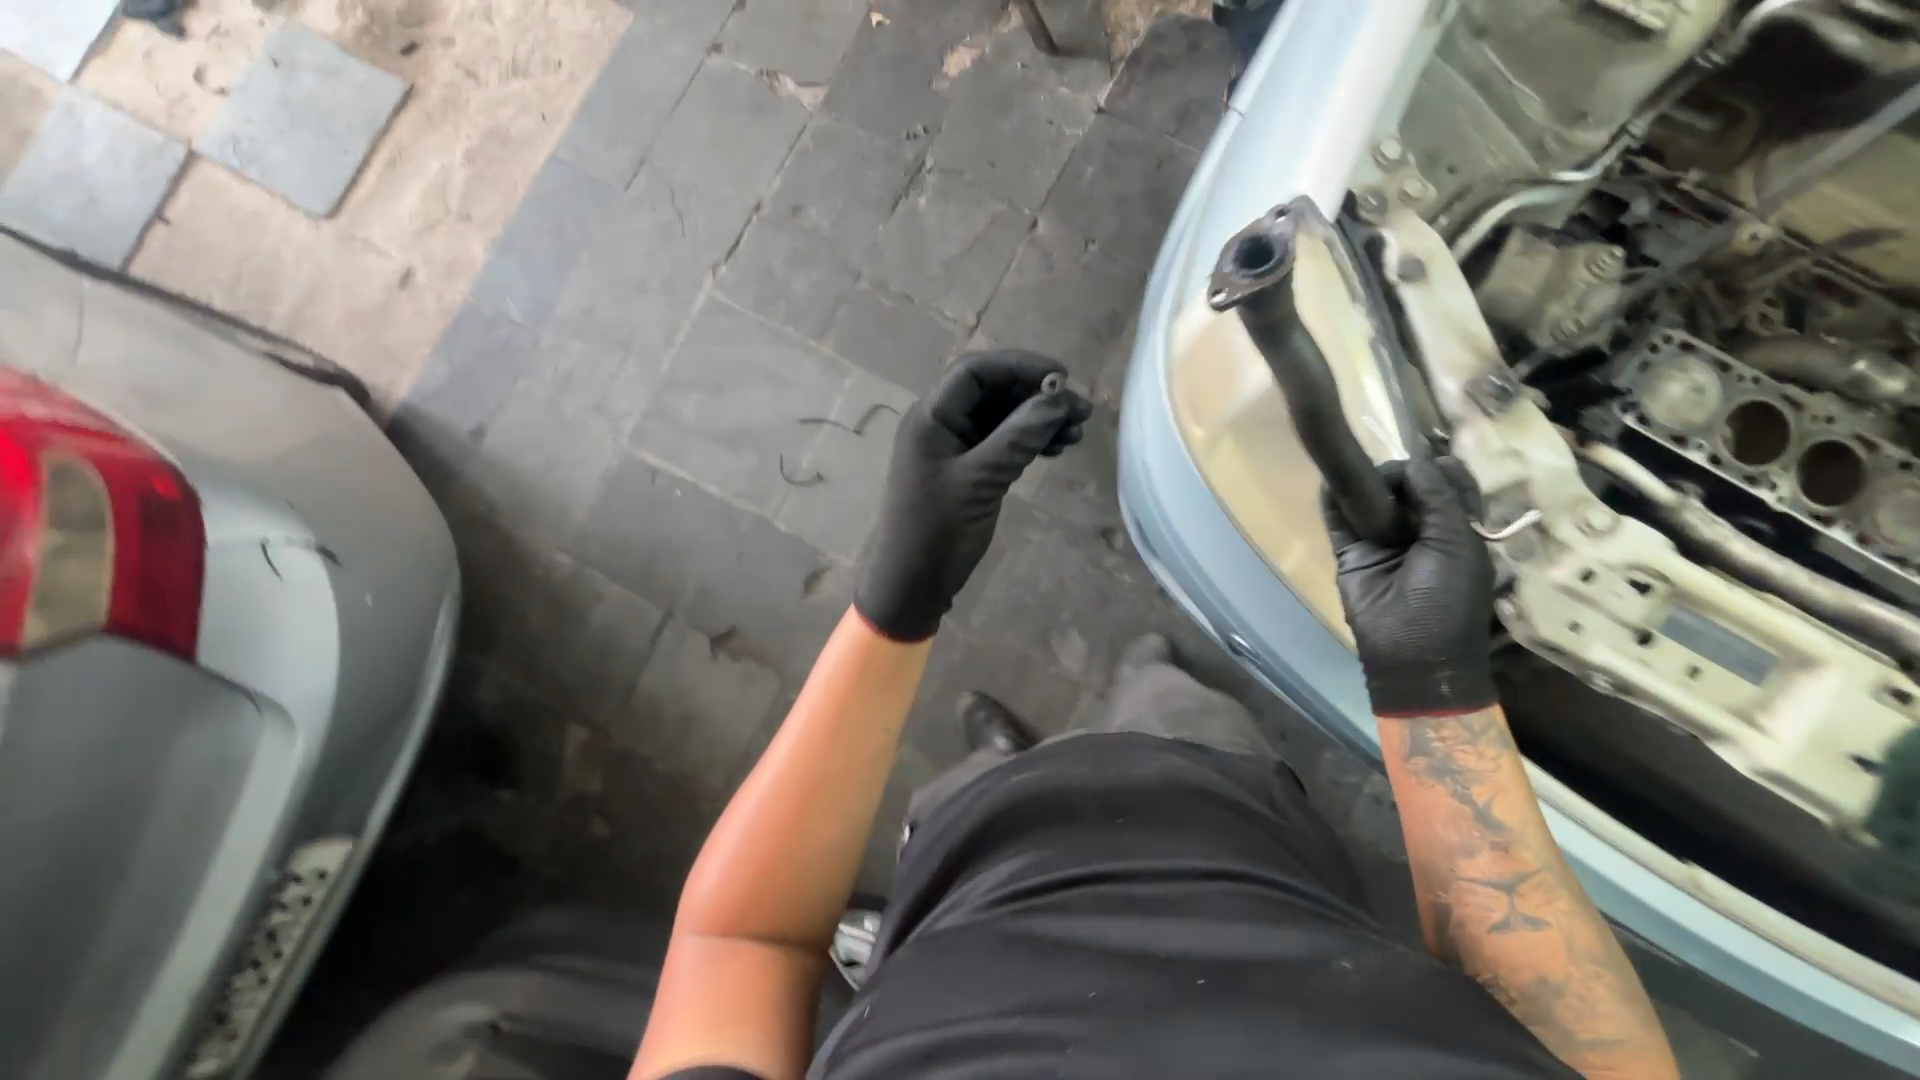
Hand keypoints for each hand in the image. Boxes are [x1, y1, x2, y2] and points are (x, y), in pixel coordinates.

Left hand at [855, 351, 1091, 641]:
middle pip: (994, 391)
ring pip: (1003, 418)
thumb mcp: (979, 481)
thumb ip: (1018, 438)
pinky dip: (1031, 442)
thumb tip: (1059, 399)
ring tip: (1077, 433)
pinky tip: (1058, 450)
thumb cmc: (936, 531)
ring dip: (1039, 420)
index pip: (976, 371)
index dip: (1021, 366)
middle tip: (1081, 412)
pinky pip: (1004, 443)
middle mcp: (942, 424)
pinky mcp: (971, 470)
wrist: (912, 583)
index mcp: (931, 417)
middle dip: (1037, 396)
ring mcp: (957, 448)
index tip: (1063, 378)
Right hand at [1323, 457, 1496, 716]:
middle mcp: (1419, 531)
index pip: (1447, 484)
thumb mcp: (1457, 543)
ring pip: (1371, 500)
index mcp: (1456, 530)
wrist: (1413, 654)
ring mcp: (1382, 542)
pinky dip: (1333, 500)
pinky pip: (1339, 522)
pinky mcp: (1350, 554)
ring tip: (1359, 469)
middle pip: (1407, 487)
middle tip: (1389, 476)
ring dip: (1366, 482)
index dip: (1436, 468)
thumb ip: (1438, 498)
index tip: (1424, 464)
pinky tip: (1332, 479)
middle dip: (1398, 474)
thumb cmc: (1448, 600)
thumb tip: (1413, 463)